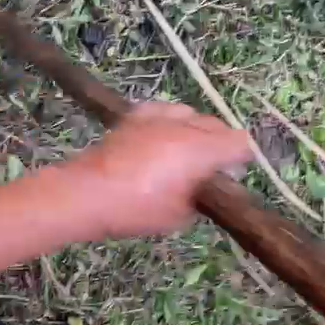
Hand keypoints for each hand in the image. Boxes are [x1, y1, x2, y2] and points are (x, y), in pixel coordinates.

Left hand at [61, 102, 251, 238]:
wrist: (84, 193)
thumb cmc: (134, 208)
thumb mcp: (179, 214)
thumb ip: (201, 196)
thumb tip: (203, 187)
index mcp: (200, 149)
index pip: (239, 142)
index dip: (239, 159)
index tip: (229, 175)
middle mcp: (181, 126)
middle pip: (216, 125)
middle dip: (218, 144)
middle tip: (206, 169)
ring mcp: (154, 118)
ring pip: (189, 113)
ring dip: (193, 130)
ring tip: (182, 152)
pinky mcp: (130, 119)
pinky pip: (160, 110)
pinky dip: (166, 121)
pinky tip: (159, 136)